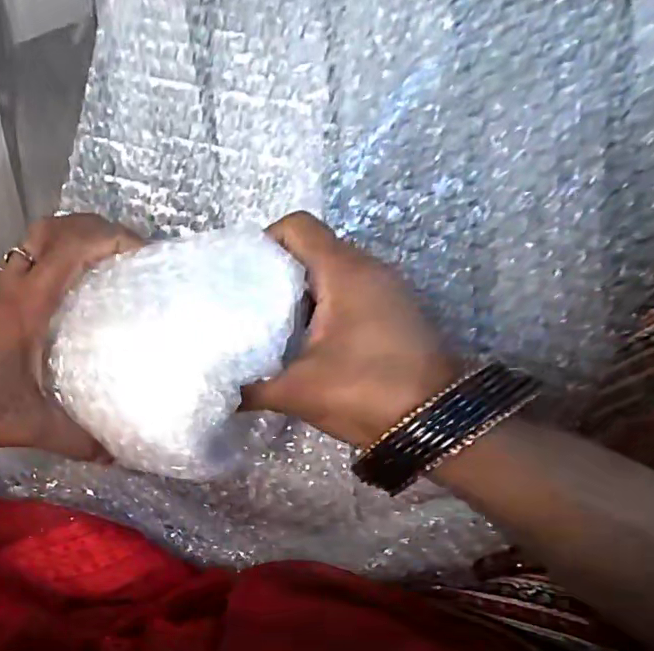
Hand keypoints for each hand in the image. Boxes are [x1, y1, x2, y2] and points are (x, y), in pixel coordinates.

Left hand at [0, 214, 145, 459]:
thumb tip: (116, 455)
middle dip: (93, 228)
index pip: (71, 247)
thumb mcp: (34, 426)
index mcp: (25, 305)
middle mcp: (9, 286)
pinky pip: (22, 263)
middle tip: (124, 250)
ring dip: (68, 241)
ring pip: (33, 241)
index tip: (142, 251)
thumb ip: (79, 440)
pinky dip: (50, 261)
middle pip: (51, 229)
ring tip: (102, 264)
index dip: (111, 237)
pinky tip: (67, 293)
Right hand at [241, 211, 459, 446]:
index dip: (261, 242)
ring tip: (264, 329)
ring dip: (295, 297)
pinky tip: (297, 345)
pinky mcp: (390, 313)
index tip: (237, 277)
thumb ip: (252, 389)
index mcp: (343, 272)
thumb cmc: (362, 391)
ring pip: (328, 276)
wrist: (432, 420)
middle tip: (242, 307)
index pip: (296, 227)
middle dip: (272, 274)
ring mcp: (382, 290)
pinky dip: (318, 311)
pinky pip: (345, 296)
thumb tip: (220, 393)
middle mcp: (366, 269)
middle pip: (310, 250)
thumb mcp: (297, 392)